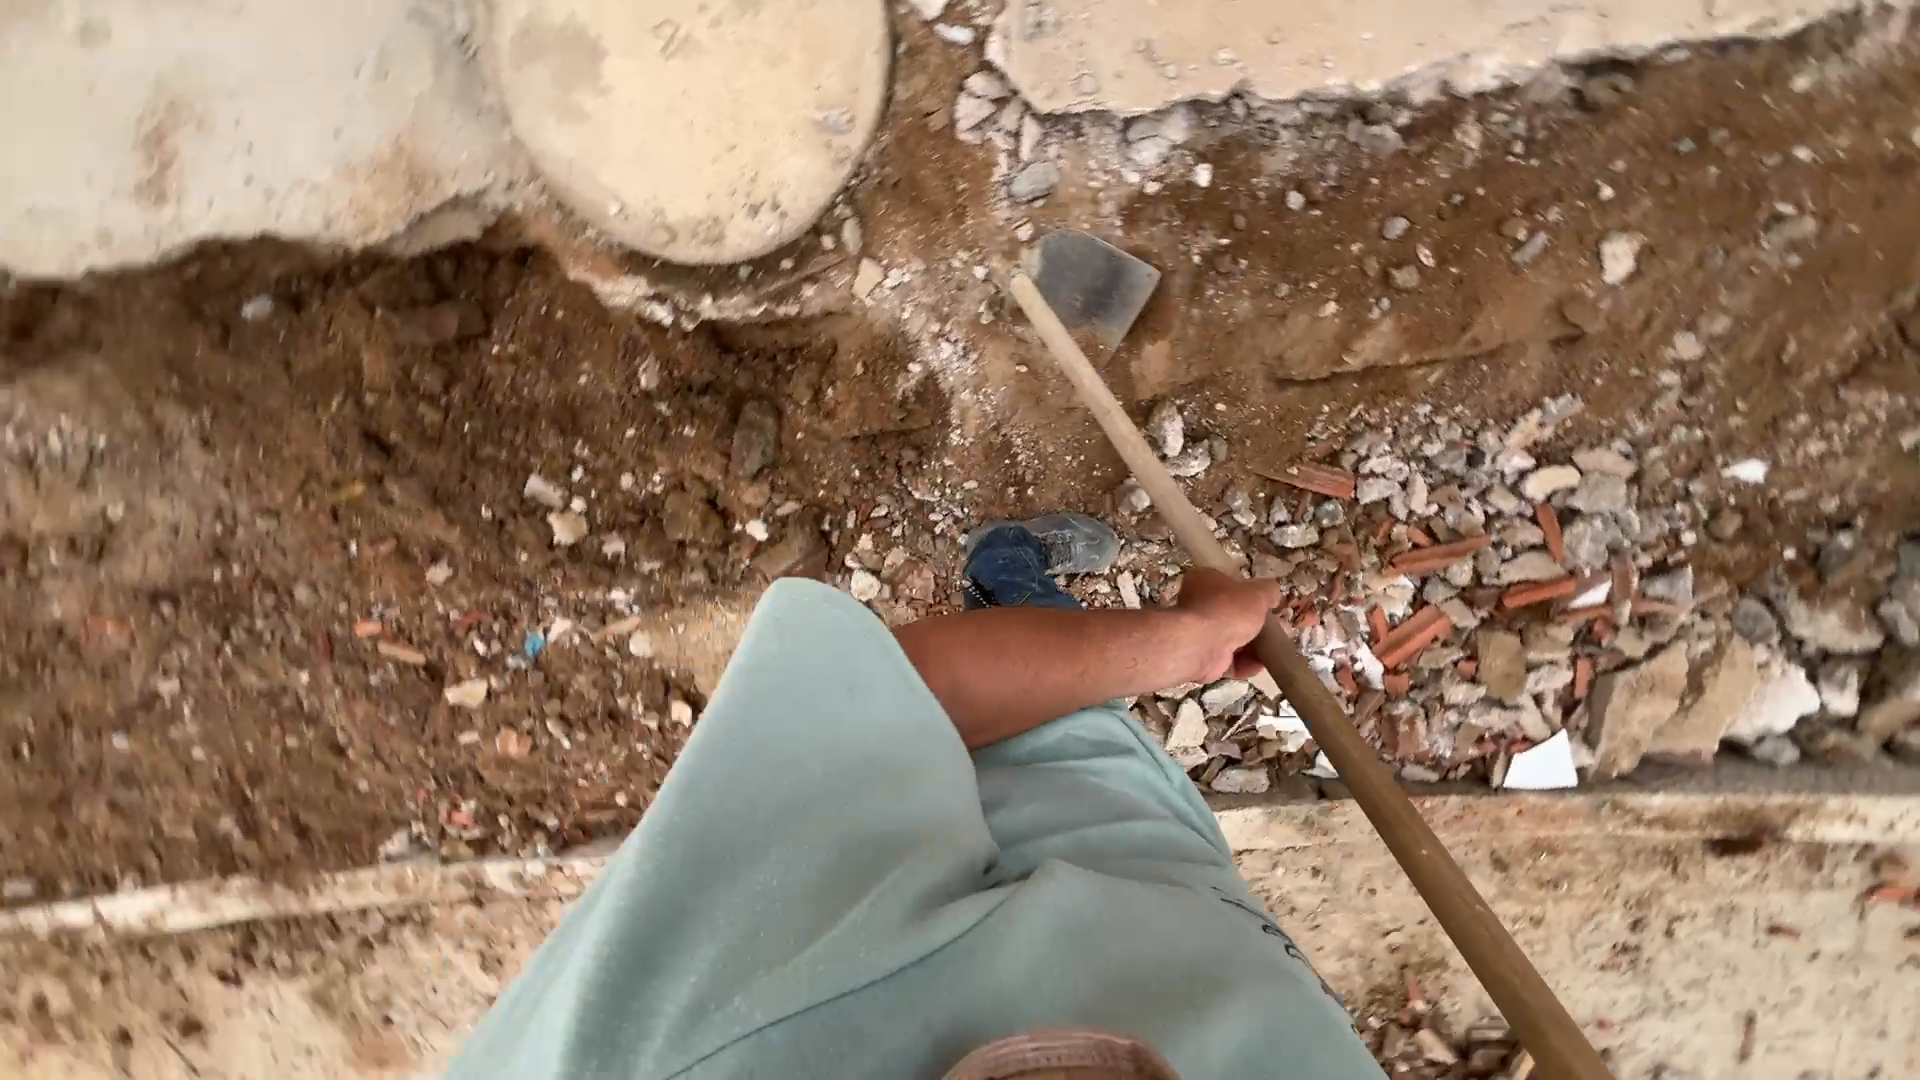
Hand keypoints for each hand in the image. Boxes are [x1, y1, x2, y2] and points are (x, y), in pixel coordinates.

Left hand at [1170, 568, 1282, 683]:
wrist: (1204, 643)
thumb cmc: (1229, 609)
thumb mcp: (1258, 593)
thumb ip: (1268, 590)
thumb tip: (1272, 592)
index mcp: (1203, 580)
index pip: (1227, 585)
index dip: (1248, 595)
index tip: (1268, 606)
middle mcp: (1196, 605)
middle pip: (1231, 616)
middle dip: (1255, 626)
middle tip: (1275, 631)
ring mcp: (1198, 633)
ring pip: (1231, 640)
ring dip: (1253, 648)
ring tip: (1273, 650)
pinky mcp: (1202, 658)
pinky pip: (1228, 661)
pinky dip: (1245, 664)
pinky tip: (1261, 665)